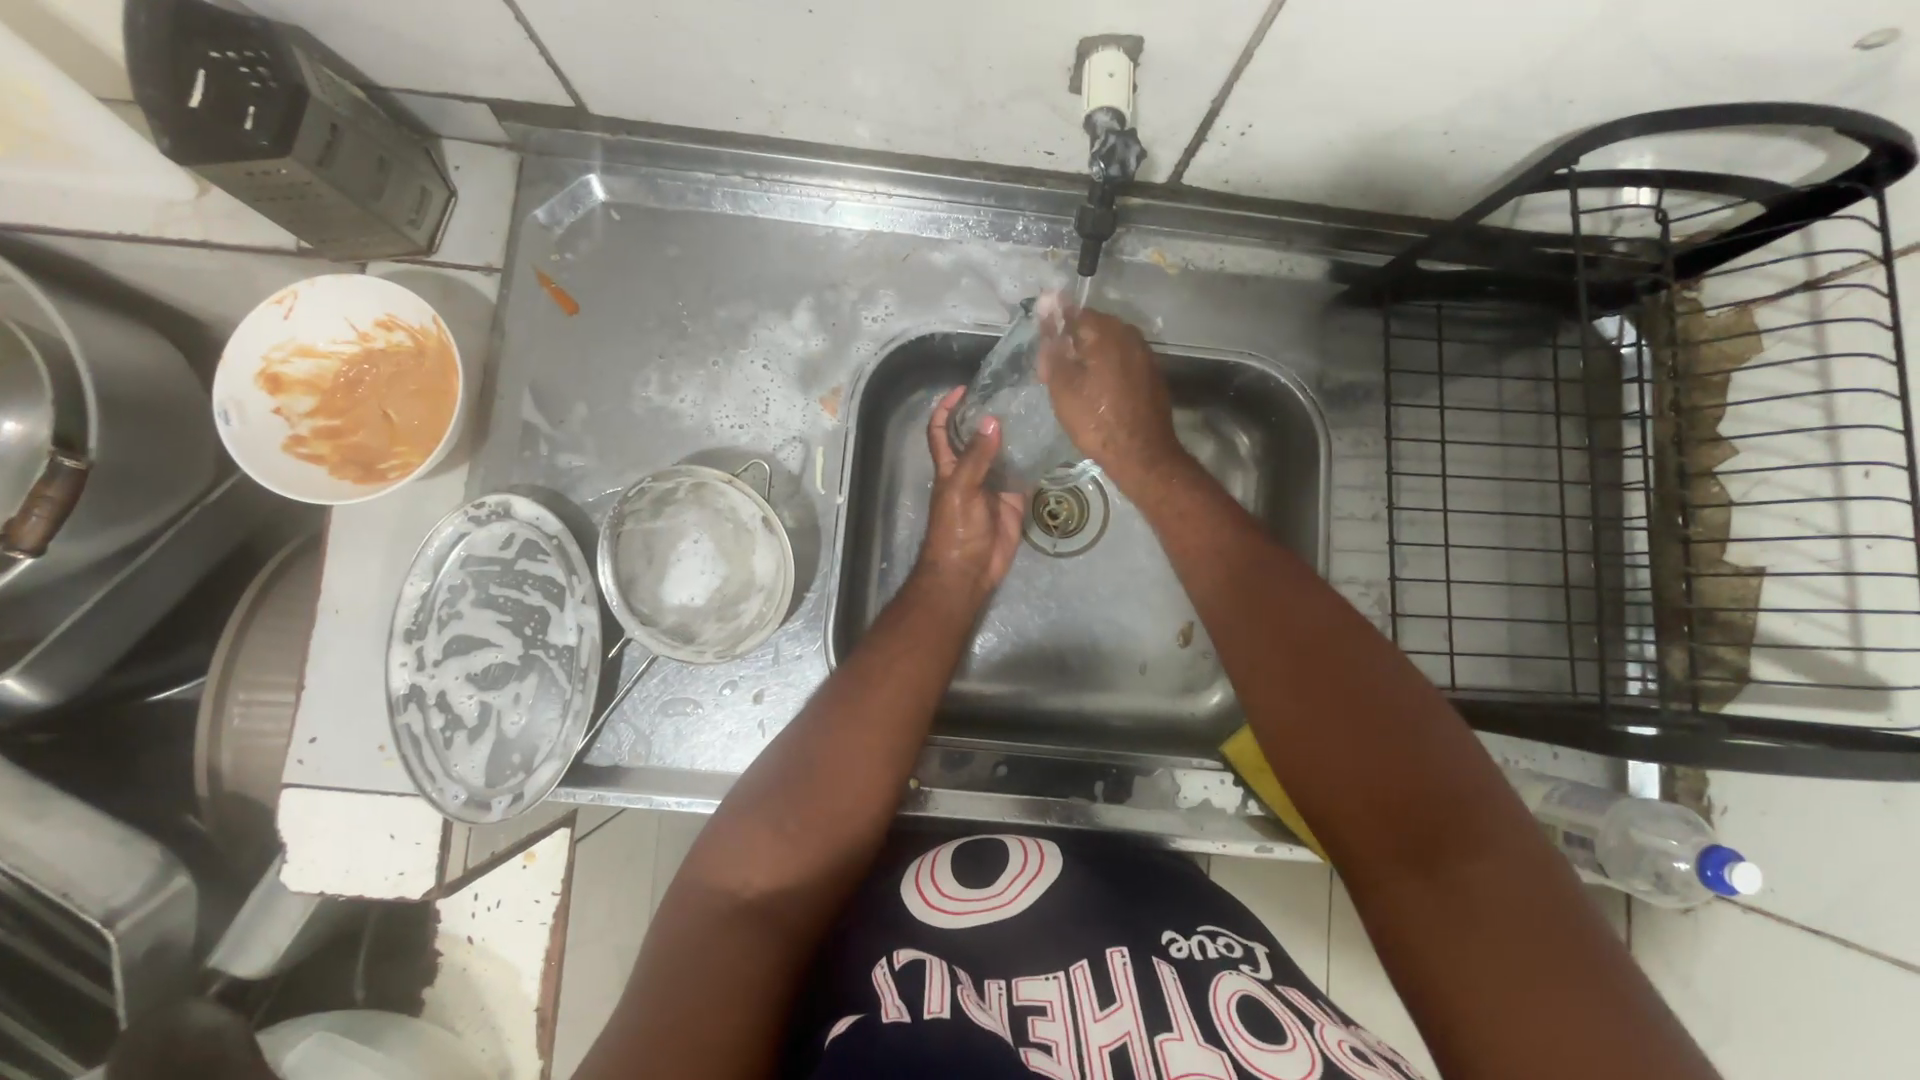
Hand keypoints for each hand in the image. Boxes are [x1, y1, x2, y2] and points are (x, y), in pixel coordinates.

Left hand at [915, 386, 1024, 603]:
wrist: (969, 571)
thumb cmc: (956, 529)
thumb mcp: (962, 489)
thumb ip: (978, 457)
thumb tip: (991, 420)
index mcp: (949, 467)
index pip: (941, 431)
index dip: (946, 409)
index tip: (962, 389)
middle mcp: (971, 472)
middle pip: (977, 438)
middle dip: (988, 418)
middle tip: (1012, 394)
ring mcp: (993, 486)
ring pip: (1004, 455)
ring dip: (1015, 437)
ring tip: (1034, 411)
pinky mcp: (1013, 501)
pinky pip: (1024, 476)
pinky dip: (1034, 462)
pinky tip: (1048, 443)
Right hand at [1038, 308, 1183, 489]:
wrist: (1142, 454)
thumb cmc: (1096, 420)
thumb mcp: (1062, 387)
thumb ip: (1053, 349)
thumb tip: (1046, 317)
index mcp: (1106, 333)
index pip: (1074, 313)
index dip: (1055, 328)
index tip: (1045, 349)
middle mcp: (1129, 336)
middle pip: (1095, 327)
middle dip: (1074, 342)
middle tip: (1056, 369)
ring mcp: (1145, 355)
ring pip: (1111, 345)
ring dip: (1092, 356)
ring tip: (1076, 382)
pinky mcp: (1153, 375)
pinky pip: (1124, 361)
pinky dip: (1109, 368)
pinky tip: (1100, 390)